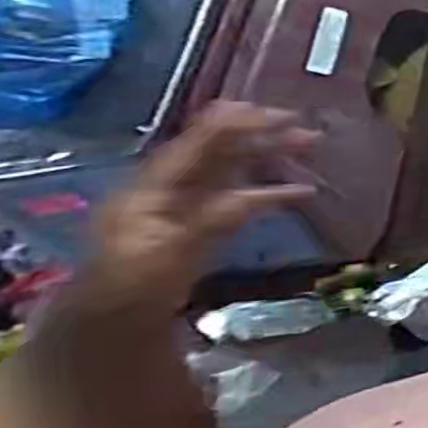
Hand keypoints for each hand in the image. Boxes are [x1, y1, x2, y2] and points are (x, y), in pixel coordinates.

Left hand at [81, 102, 316, 315]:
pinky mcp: (208, 223)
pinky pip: (245, 196)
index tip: (262, 109)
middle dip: (257, 135)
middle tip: (299, 122)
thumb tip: (253, 196)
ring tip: (310, 143)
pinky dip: (274, 190)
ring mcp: (190, 206)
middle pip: (216, 153)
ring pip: (235, 170)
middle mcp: (171, 189)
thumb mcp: (170, 252)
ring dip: (270, 155)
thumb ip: (209, 220)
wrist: (117, 318)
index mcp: (152, 190)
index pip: (193, 148)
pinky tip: (305, 191)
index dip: (226, 127)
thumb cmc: (136, 284)